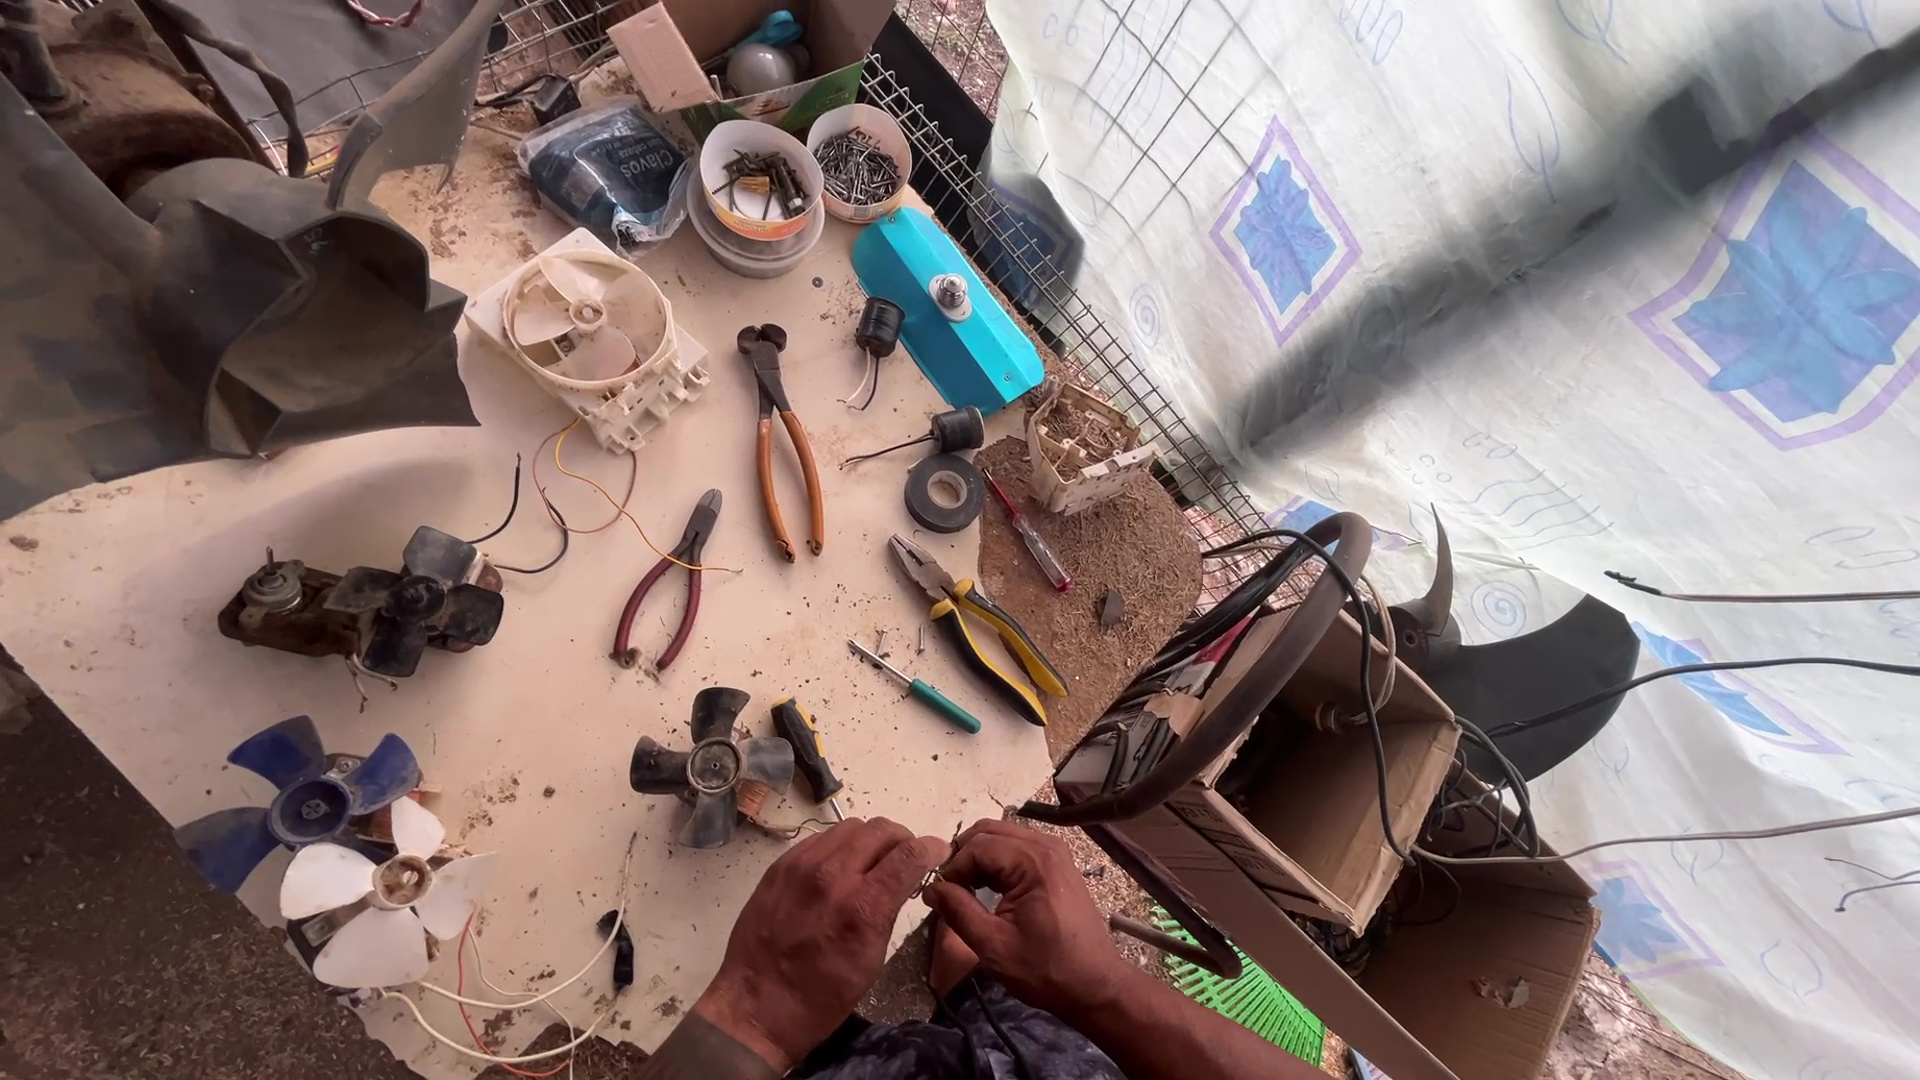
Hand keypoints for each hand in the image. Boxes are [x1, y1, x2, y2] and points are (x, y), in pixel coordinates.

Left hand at [692, 818, 948, 1071]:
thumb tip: (905, 876)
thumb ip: (889, 907)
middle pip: (882, 828)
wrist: (756, 1006)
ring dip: (871, 838)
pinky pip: (822, 837)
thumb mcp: (872, 959)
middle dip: (902, 839)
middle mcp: (833, 875)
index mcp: (862, 907)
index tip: (938, 850)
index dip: (931, 847)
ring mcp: (803, 865)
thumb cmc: (822, 996)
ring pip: (852, 825)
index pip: (909, 854)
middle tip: (904, 857)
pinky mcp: (781, 863)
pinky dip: (840, 846)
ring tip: (870, 861)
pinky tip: (839, 868)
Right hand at [922, 819, 1131, 1017]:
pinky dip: (998, 858)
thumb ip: (959, 912)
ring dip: (979, 855)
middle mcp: (1045, 844)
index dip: (953, 868)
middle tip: (950, 888)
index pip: (977, 846)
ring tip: (967, 888)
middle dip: (963, 855)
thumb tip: (932, 888)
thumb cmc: (1046, 969)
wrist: (1096, 985)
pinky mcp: (1057, 860)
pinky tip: (990, 886)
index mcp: (1032, 861)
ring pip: (1002, 833)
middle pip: (989, 830)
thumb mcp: (994, 946)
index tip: (941, 895)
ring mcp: (1054, 850)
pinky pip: (1018, 844)